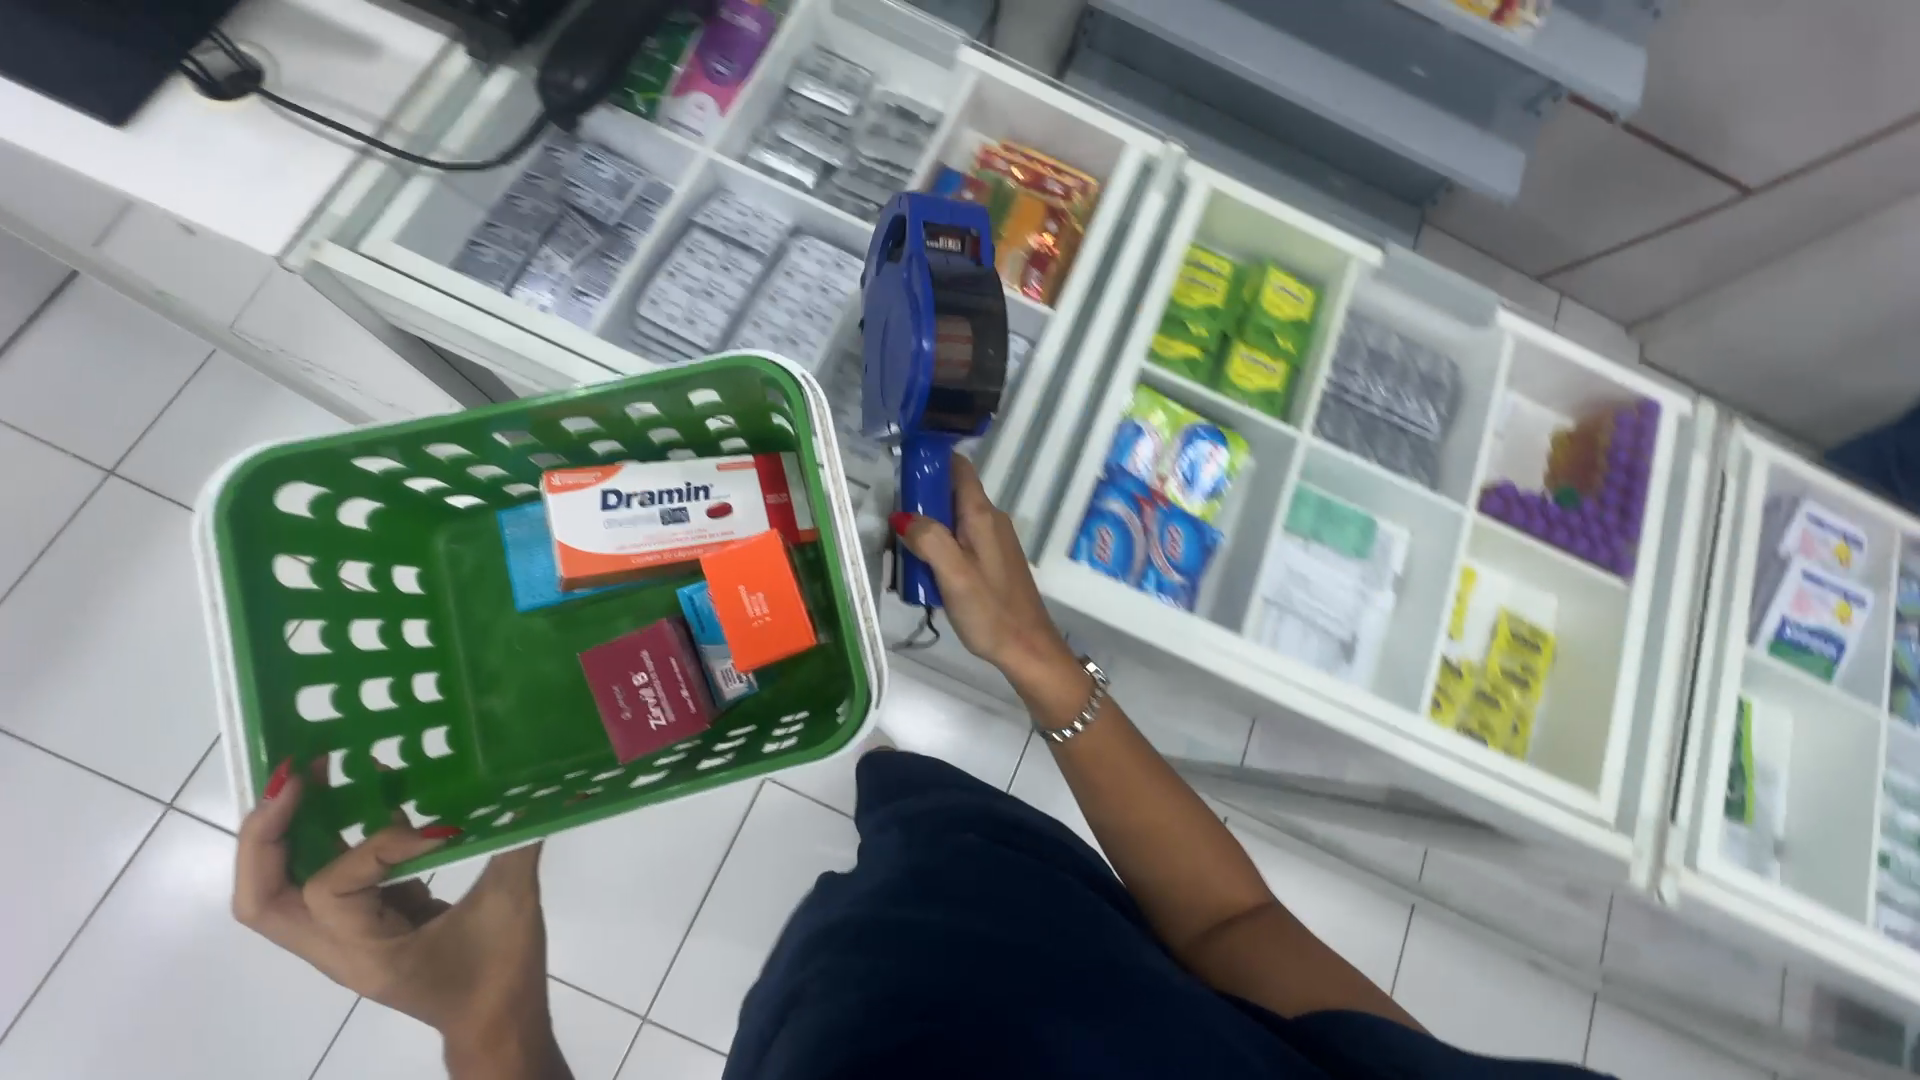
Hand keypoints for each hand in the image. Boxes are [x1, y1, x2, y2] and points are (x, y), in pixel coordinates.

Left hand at [234, 760, 567, 1078]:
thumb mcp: (511, 907)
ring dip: (292, 833)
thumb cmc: (500, 975)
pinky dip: (339, 838)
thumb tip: (534, 795)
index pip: (333, 890)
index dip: (380, 846)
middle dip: (267, 835)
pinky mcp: (372, 924)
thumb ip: (513, 846)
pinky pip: (335, 879)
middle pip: (262, 900)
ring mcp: (349, 937)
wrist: (498, 1026)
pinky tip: (371, 798)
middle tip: (295, 776)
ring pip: (286, 890)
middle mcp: (338, 948)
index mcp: (363, 953)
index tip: (442, 829)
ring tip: (315, 775)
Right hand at [894, 455, 1075, 678]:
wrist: (1027, 648)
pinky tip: (927, 571)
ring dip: (929, 528)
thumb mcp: (953, 574)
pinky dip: (941, 548)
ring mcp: (994, 541)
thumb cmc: (990, 611)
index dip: (931, 461)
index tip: (902, 469)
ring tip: (904, 551)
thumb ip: (928, 539)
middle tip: (893, 522)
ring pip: (954, 520)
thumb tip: (903, 516)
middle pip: (952, 493)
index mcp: (981, 515)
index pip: (958, 468)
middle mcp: (991, 520)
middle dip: (922, 500)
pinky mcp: (993, 561)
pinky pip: (961, 541)